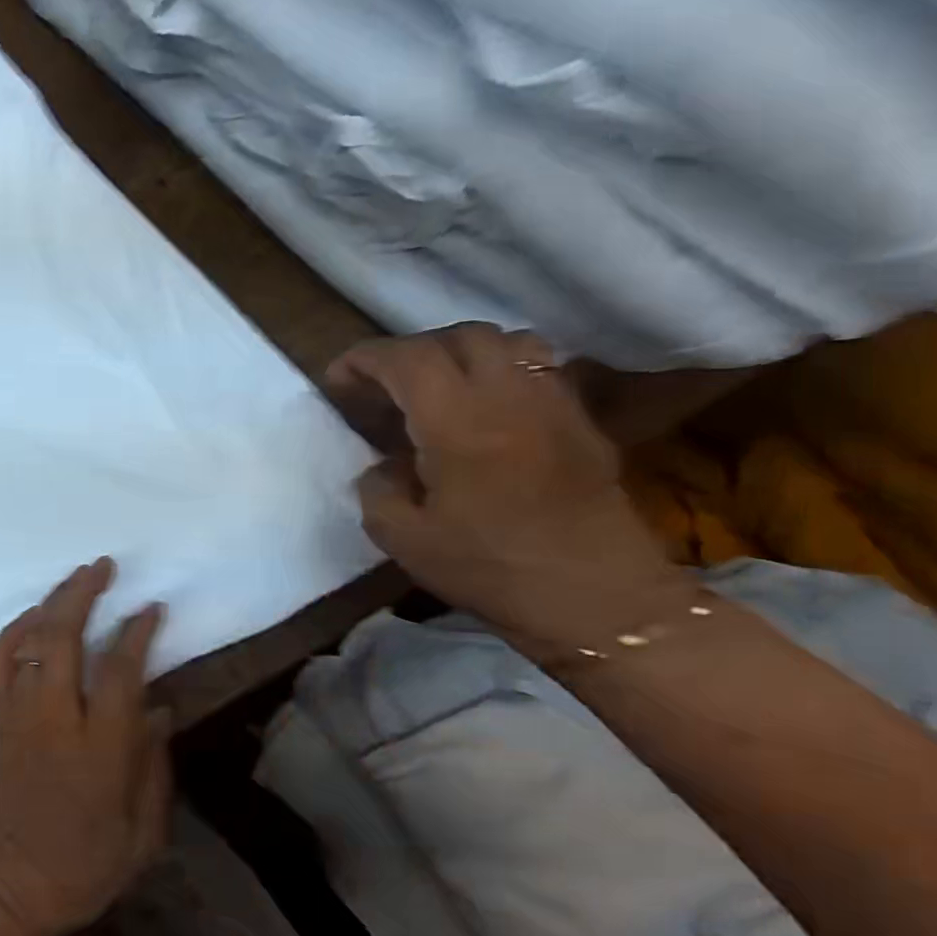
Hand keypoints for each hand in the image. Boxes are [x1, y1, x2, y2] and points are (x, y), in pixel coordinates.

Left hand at [0, 557, 172, 935]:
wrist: (1, 885)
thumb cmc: (80, 868)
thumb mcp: (140, 836)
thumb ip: (153, 766)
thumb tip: (158, 706)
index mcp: (98, 752)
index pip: (119, 673)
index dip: (136, 633)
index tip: (151, 607)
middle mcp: (55, 720)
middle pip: (62, 639)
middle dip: (83, 595)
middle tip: (105, 566)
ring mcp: (19, 713)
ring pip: (29, 641)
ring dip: (52, 601)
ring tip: (76, 576)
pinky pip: (1, 660)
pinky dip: (15, 629)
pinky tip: (34, 613)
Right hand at [324, 324, 694, 658]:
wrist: (598, 599)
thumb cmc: (490, 569)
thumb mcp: (402, 537)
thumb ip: (377, 488)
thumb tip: (383, 465)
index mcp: (459, 423)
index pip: (406, 358)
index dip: (364, 359)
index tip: (338, 380)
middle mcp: (509, 397)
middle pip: (455, 337)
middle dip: (407, 351)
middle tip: (382, 385)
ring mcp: (552, 402)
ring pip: (503, 341)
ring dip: (457, 352)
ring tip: (433, 387)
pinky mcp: (580, 419)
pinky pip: (537, 364)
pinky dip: (499, 367)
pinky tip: (483, 404)